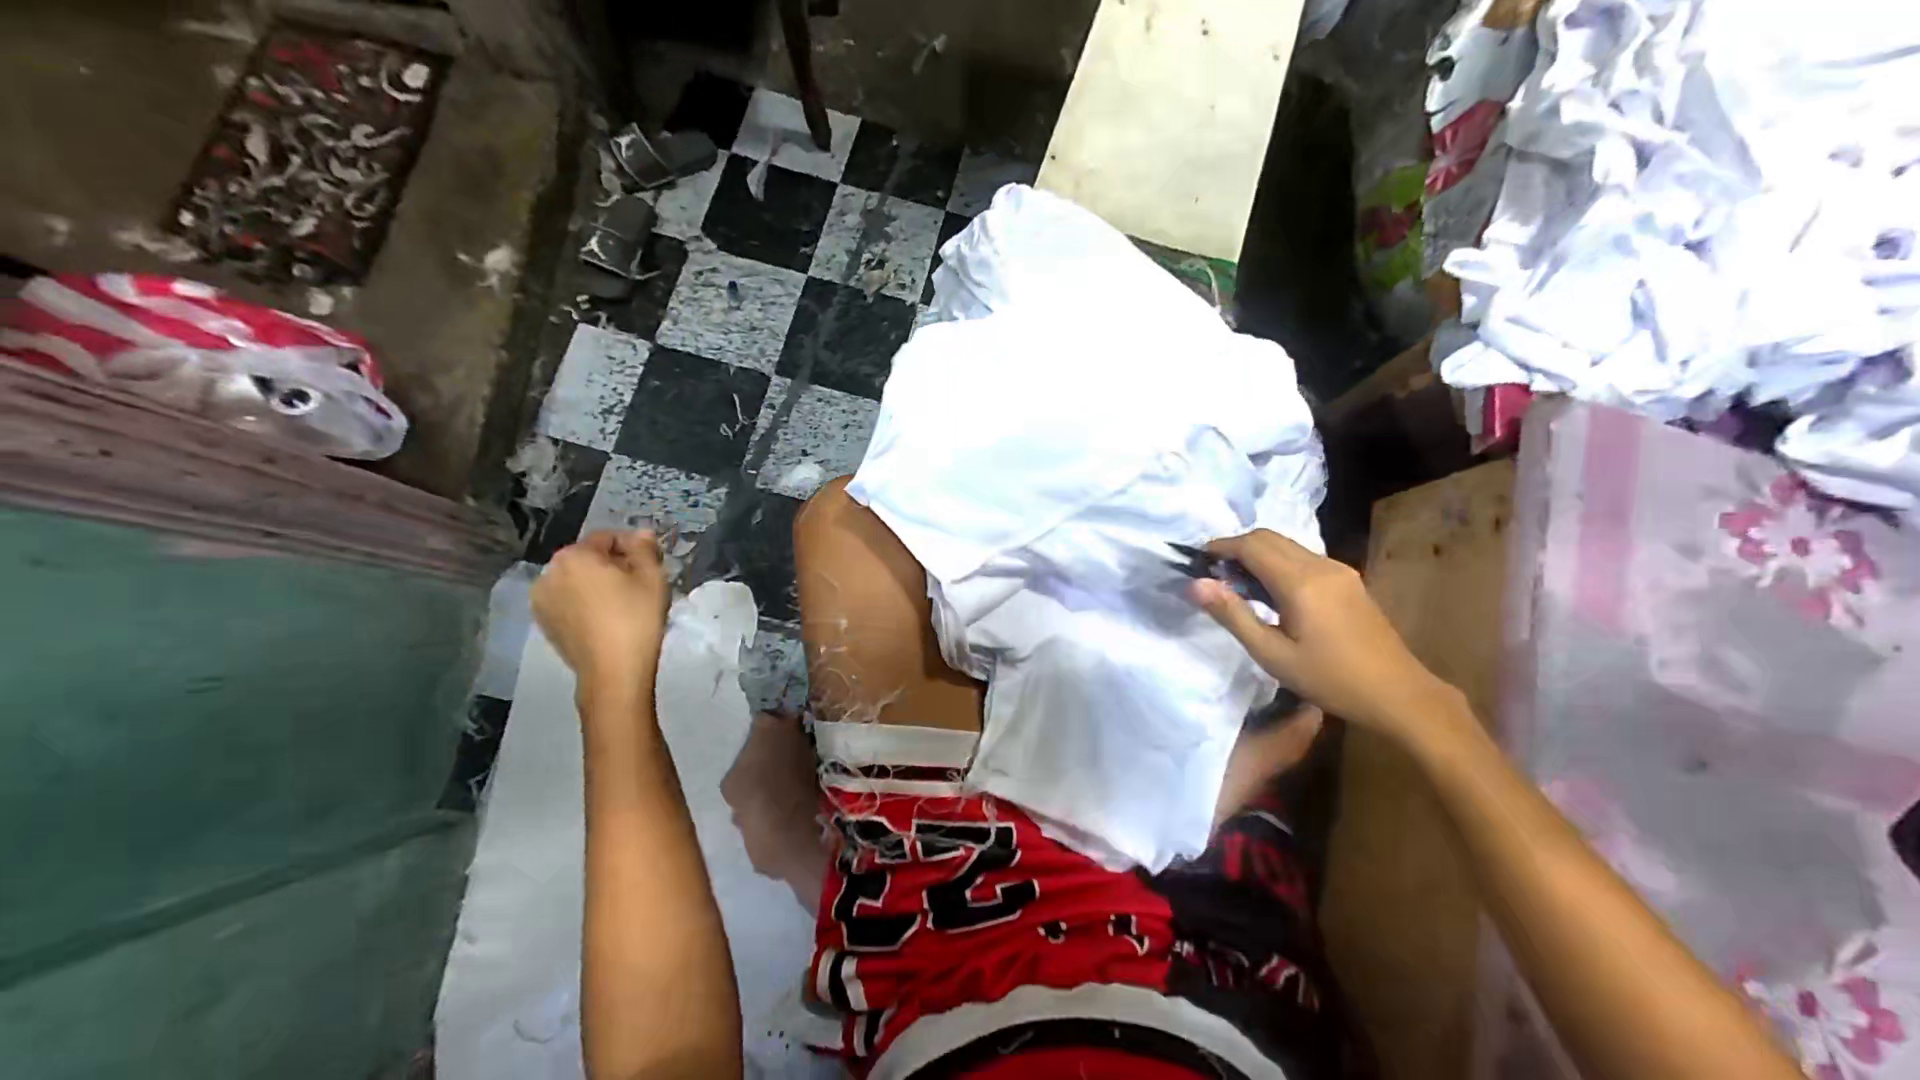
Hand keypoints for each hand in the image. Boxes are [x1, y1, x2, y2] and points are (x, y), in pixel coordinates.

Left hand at [532, 529, 670, 708]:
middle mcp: (549, 572)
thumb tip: (640, 533)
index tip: (651, 565)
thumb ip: (644, 548)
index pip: (607, 538)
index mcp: (574, 555)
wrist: (613, 672)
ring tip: (621, 604)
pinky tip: (605, 620)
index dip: (633, 548)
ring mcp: (542, 600)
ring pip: (576, 581)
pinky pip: (568, 602)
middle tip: (638, 585)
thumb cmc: (636, 618)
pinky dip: (585, 604)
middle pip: (588, 559)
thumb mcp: (652, 577)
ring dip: (596, 585)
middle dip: (612, 565)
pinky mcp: (544, 623)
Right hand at [1191, 529, 1461, 739]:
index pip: (1251, 545)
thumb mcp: (1271, 654)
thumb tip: (1196, 585)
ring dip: (1258, 554)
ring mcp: (1338, 571)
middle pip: (1269, 537)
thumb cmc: (1329, 679)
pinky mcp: (1348, 580)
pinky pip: (1303, 558)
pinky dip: (1277, 563)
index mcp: (1300, 582)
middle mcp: (1320, 566)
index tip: (1197, 561)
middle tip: (1214, 573)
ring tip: (1237, 584)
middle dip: (1237, 547)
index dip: (1221, 547)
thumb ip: (1233, 615)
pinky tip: (1271, 593)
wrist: (1398, 693)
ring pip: (1287, 545)